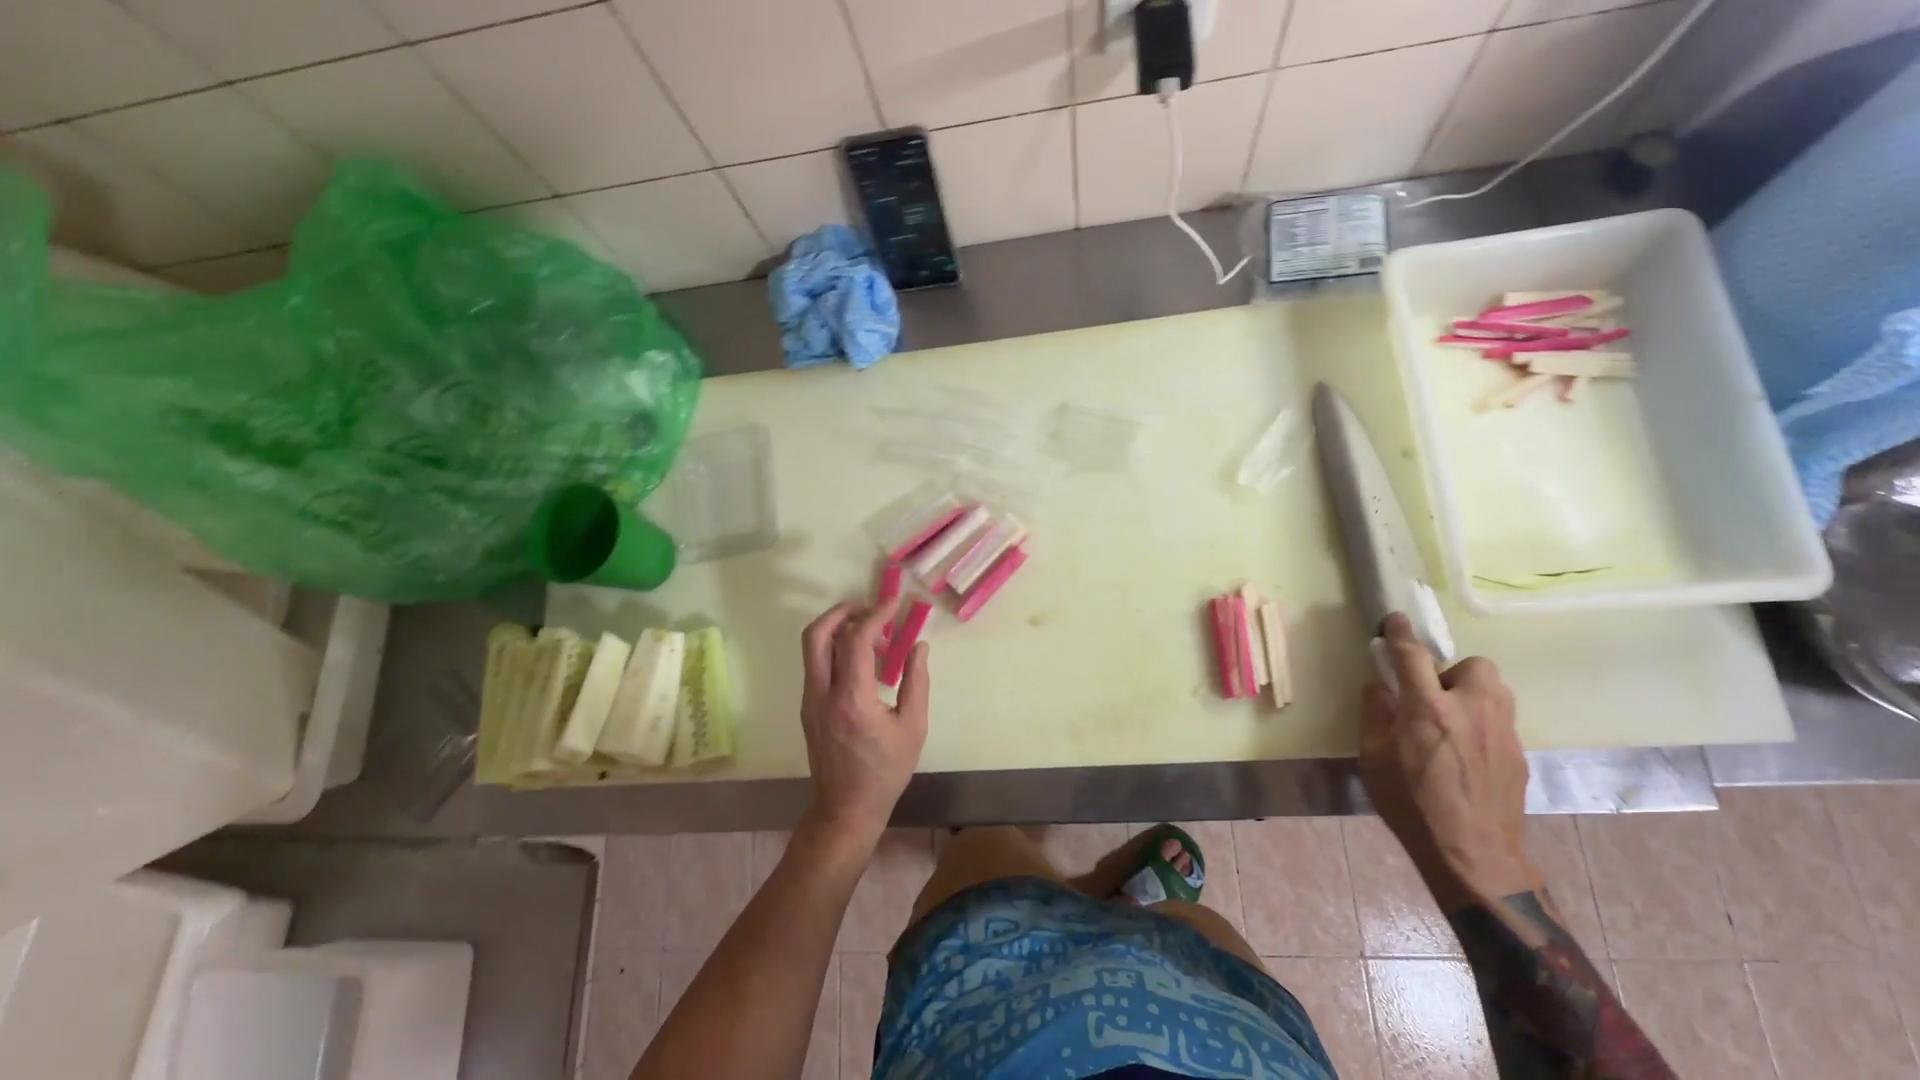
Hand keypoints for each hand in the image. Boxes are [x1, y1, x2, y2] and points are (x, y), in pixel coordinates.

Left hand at [798, 597, 929, 850]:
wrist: (846, 808)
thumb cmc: (885, 772)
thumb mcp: (913, 728)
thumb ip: (916, 682)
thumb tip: (918, 646)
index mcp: (852, 698)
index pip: (856, 639)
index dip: (876, 615)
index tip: (894, 603)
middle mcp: (823, 694)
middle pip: (816, 634)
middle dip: (841, 612)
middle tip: (869, 609)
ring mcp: (810, 701)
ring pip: (812, 648)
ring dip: (838, 630)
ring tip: (872, 635)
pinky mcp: (808, 708)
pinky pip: (817, 666)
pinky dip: (836, 650)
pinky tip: (862, 660)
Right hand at [1359, 613, 1540, 911]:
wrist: (1473, 856)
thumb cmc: (1411, 807)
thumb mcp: (1374, 760)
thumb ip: (1376, 716)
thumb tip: (1378, 686)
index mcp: (1429, 709)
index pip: (1413, 656)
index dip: (1400, 634)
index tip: (1394, 620)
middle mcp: (1472, 710)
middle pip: (1475, 665)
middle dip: (1454, 672)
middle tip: (1434, 697)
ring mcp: (1502, 731)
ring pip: (1496, 691)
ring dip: (1474, 695)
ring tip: (1453, 722)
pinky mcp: (1519, 754)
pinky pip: (1500, 723)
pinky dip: (1483, 726)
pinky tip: (1467, 756)